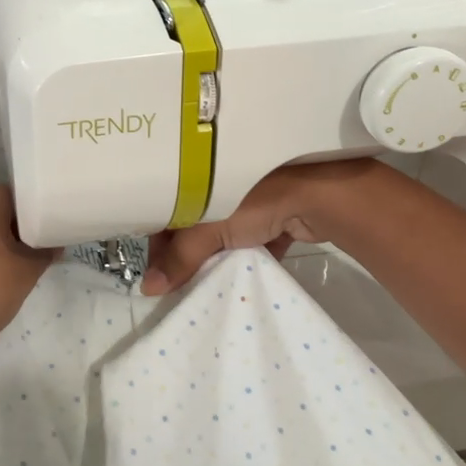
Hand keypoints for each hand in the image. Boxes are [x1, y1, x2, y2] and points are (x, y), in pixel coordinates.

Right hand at [141, 160, 377, 295]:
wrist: (317, 194)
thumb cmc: (252, 200)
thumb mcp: (209, 227)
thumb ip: (181, 257)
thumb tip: (149, 289)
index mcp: (197, 177)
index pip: (165, 212)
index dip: (160, 243)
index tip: (161, 273)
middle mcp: (218, 185)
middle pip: (192, 226)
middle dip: (189, 255)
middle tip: (185, 284)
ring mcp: (249, 200)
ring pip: (223, 235)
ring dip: (218, 258)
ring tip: (211, 283)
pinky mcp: (275, 217)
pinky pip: (252, 240)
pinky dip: (247, 256)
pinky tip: (242, 275)